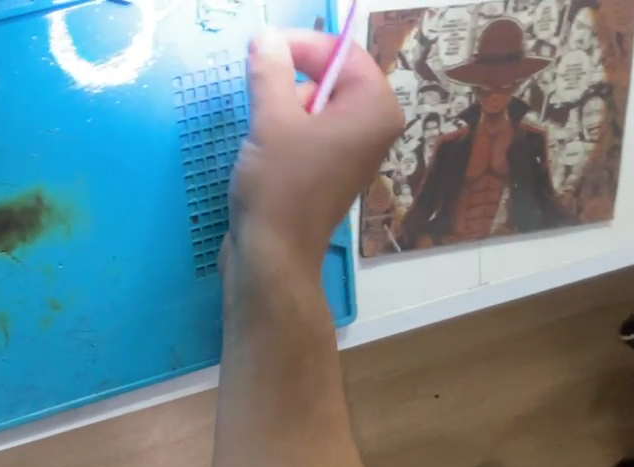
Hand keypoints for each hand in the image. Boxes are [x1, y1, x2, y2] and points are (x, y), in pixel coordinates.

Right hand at [231, 28, 403, 273]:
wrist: (270, 260)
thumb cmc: (278, 189)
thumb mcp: (270, 123)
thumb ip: (269, 74)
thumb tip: (264, 39)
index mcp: (374, 108)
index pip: (340, 56)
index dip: (299, 46)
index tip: (261, 47)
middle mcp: (370, 129)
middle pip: (325, 84)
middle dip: (287, 91)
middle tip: (259, 109)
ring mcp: (348, 157)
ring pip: (310, 115)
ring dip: (278, 120)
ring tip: (259, 145)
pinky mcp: (324, 179)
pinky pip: (305, 143)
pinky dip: (280, 143)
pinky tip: (262, 162)